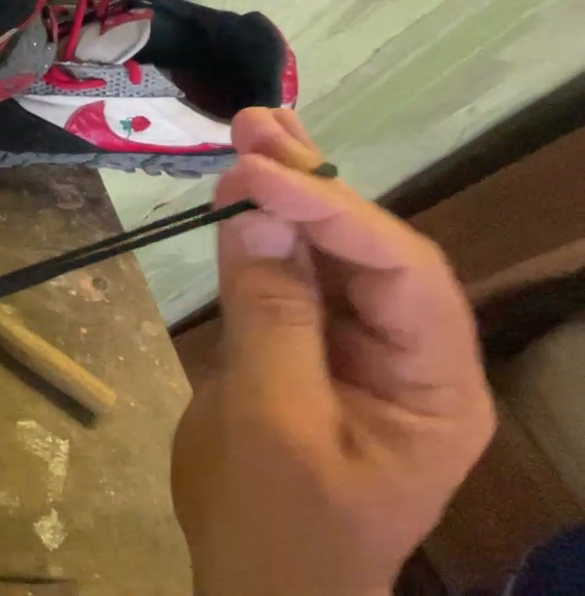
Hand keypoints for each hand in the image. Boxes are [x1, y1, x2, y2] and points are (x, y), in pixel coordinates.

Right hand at [172, 108, 494, 595]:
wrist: (256, 578)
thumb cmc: (277, 515)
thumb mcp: (272, 419)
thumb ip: (271, 315)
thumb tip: (252, 215)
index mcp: (435, 385)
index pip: (399, 273)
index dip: (330, 210)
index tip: (253, 170)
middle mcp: (409, 355)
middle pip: (374, 250)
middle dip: (318, 184)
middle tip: (255, 123)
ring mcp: (354, 348)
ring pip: (331, 253)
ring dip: (290, 191)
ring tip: (249, 132)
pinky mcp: (303, 344)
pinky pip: (290, 274)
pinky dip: (262, 228)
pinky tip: (239, 190)